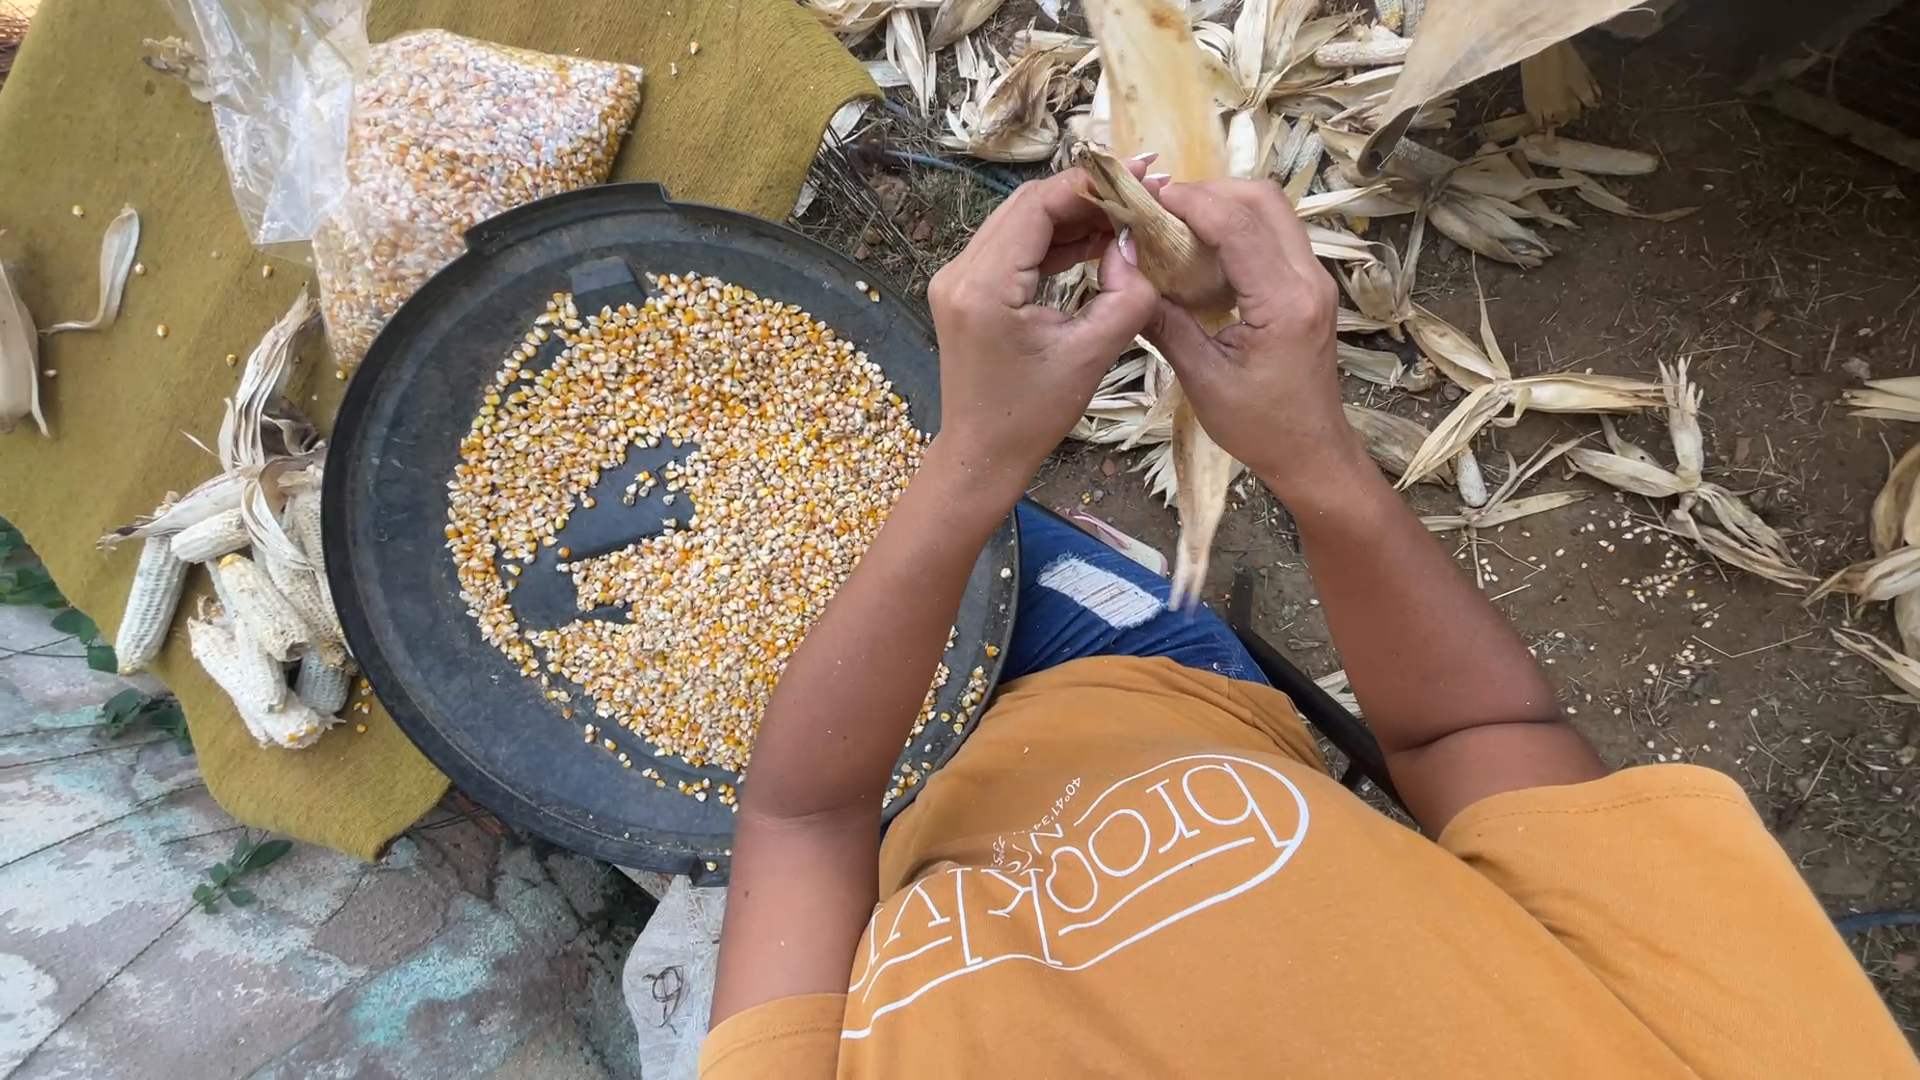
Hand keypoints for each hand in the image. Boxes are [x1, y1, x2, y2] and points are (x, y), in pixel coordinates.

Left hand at [926, 168, 1159, 506]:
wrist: (983, 452)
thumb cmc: (1033, 415)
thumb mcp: (1091, 355)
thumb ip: (1126, 293)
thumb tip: (1135, 241)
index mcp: (984, 286)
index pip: (1039, 205)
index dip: (1093, 184)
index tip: (1141, 176)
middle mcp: (959, 273)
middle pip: (1026, 206)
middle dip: (1084, 196)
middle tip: (1138, 195)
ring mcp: (955, 281)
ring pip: (1017, 224)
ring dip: (1068, 219)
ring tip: (1122, 221)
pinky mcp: (962, 292)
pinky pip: (1009, 249)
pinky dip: (1049, 244)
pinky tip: (1089, 245)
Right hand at [1143, 179, 1366, 505]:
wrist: (1309, 450)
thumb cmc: (1257, 426)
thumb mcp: (1202, 379)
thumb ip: (1166, 325)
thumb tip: (1128, 280)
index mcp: (1283, 303)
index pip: (1238, 226)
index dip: (1192, 203)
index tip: (1151, 198)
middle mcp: (1308, 279)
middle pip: (1264, 200)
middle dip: (1210, 190)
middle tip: (1161, 205)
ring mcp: (1314, 280)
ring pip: (1273, 211)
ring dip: (1225, 204)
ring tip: (1177, 220)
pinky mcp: (1308, 287)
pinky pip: (1275, 235)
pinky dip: (1238, 226)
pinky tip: (1204, 247)